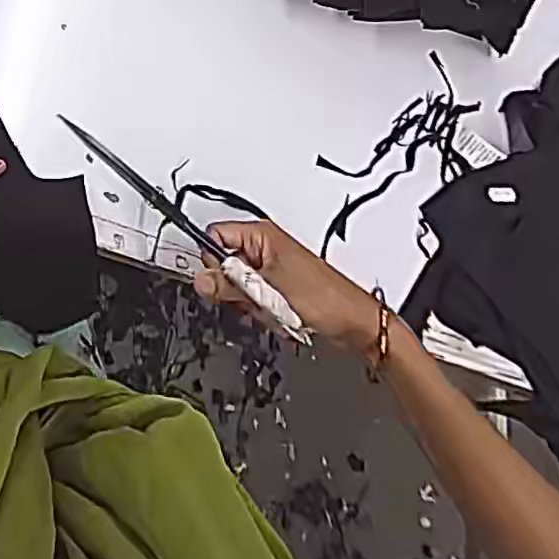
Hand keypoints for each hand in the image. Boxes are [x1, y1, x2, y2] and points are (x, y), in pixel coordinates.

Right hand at [193, 220, 387, 354]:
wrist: (357, 324)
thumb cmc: (327, 299)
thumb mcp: (268, 292)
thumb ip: (229, 285)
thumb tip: (201, 280)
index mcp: (260, 234)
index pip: (214, 237)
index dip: (214, 262)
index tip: (222, 281)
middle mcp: (264, 246)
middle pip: (225, 264)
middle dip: (236, 288)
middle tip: (255, 298)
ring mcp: (270, 267)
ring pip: (238, 284)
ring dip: (251, 303)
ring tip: (273, 309)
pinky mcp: (276, 286)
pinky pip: (253, 297)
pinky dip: (261, 310)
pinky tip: (278, 316)